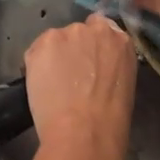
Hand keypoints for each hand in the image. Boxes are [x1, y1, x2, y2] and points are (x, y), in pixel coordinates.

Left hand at [24, 14, 136, 159]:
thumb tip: (96, 67)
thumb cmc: (111, 120)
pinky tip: (42, 87)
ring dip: (54, 57)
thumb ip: (110, 65)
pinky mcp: (42, 44)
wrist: (84, 131)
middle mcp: (93, 29)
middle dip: (73, 50)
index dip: (91, 46)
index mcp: (120, 40)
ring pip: (55, 41)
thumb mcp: (123, 84)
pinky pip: (36, 52)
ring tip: (54, 85)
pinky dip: (36, 66)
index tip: (87, 61)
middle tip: (71, 76)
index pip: (101, 28)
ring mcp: (66, 34)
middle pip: (77, 33)